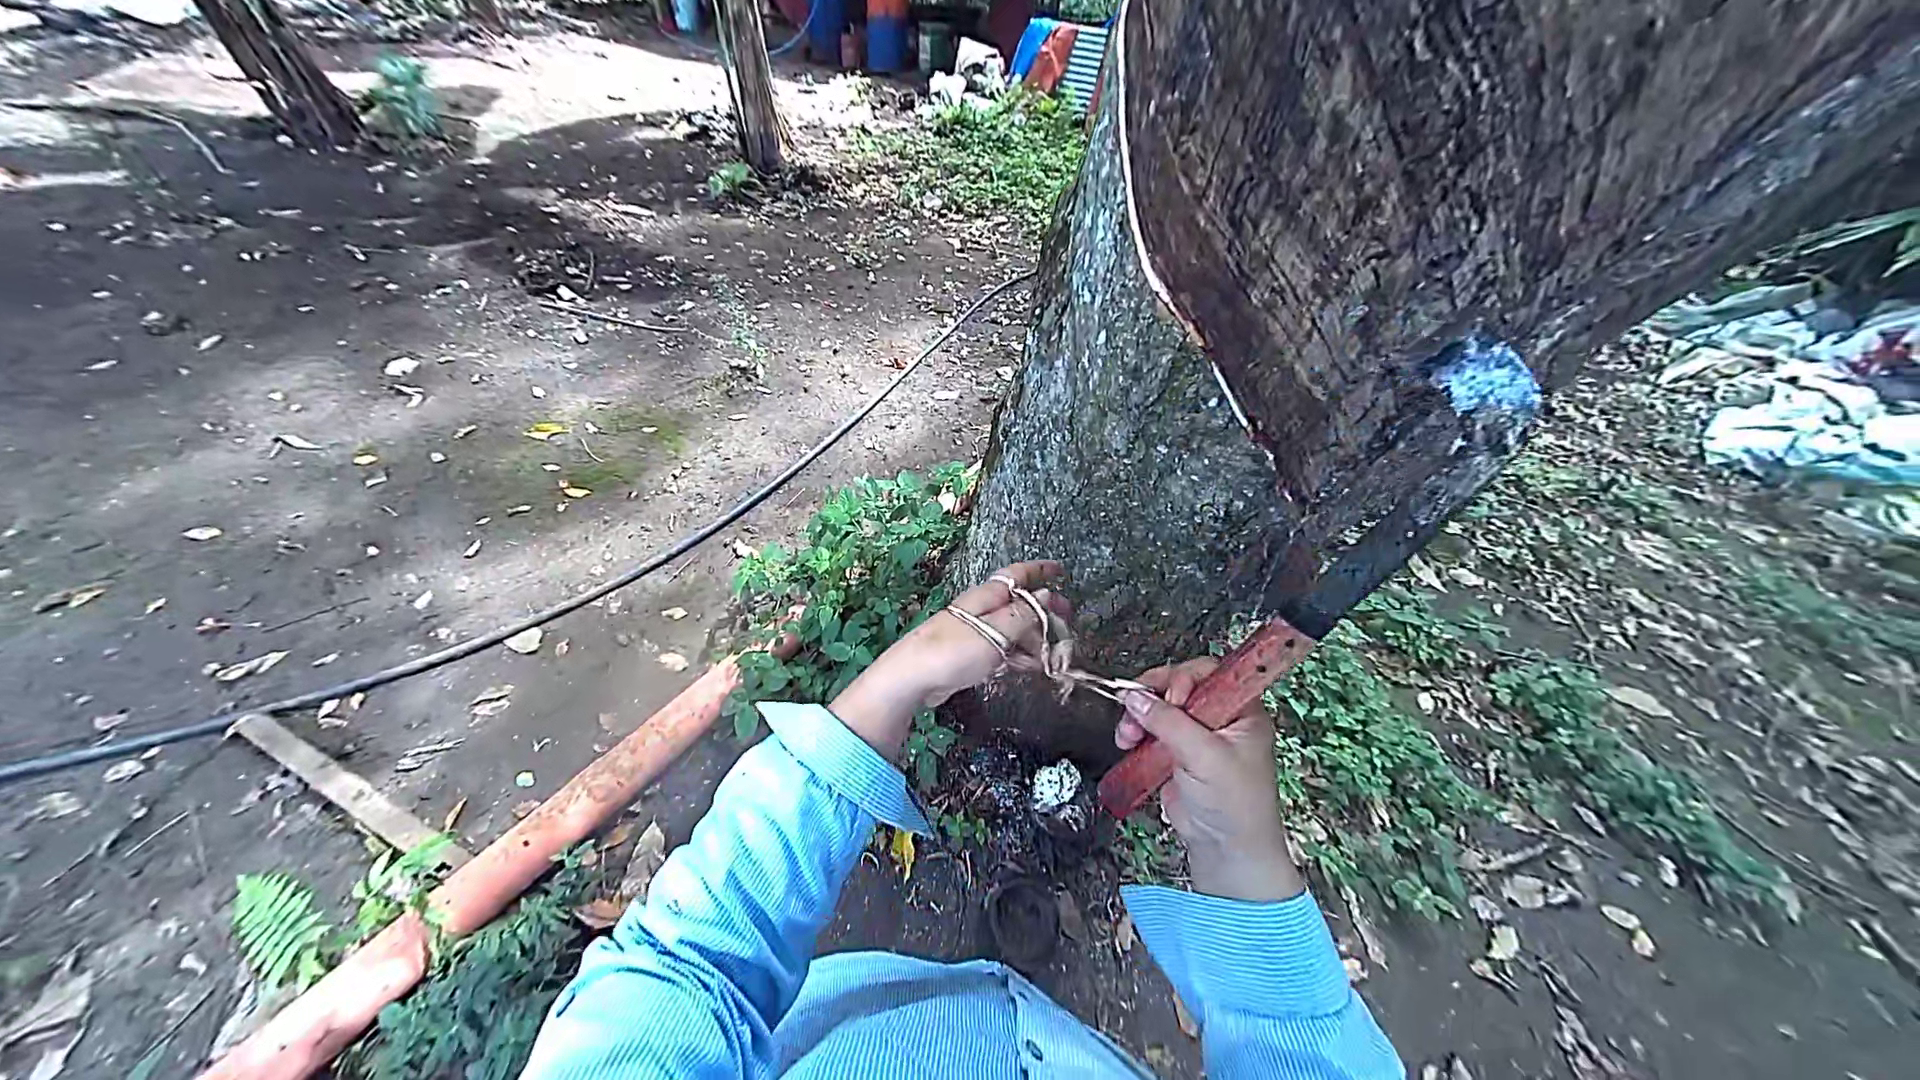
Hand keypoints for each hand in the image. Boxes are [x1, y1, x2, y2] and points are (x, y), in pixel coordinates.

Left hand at [830, 560, 1068, 758]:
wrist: (912, 677)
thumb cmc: (955, 650)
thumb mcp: (997, 631)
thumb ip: (1024, 615)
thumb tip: (1046, 596)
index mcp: (988, 595)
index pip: (1019, 574)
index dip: (1041, 571)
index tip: (1062, 571)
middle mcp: (982, 609)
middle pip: (1020, 604)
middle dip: (1045, 612)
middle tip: (1067, 624)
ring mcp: (975, 631)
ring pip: (1013, 629)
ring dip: (1035, 639)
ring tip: (1055, 655)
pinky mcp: (970, 653)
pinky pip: (1002, 649)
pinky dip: (1019, 656)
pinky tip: (1031, 668)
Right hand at [1117, 659, 1304, 902]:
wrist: (1225, 851)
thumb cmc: (1234, 805)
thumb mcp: (1206, 757)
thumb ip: (1170, 723)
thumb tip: (1135, 698)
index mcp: (1241, 710)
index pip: (1209, 673)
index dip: (1184, 679)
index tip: (1170, 700)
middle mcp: (1218, 717)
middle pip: (1178, 685)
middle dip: (1154, 696)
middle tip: (1139, 710)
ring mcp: (1194, 733)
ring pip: (1158, 705)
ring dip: (1138, 714)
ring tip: (1129, 733)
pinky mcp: (1174, 750)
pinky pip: (1149, 728)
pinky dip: (1134, 730)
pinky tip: (1127, 741)